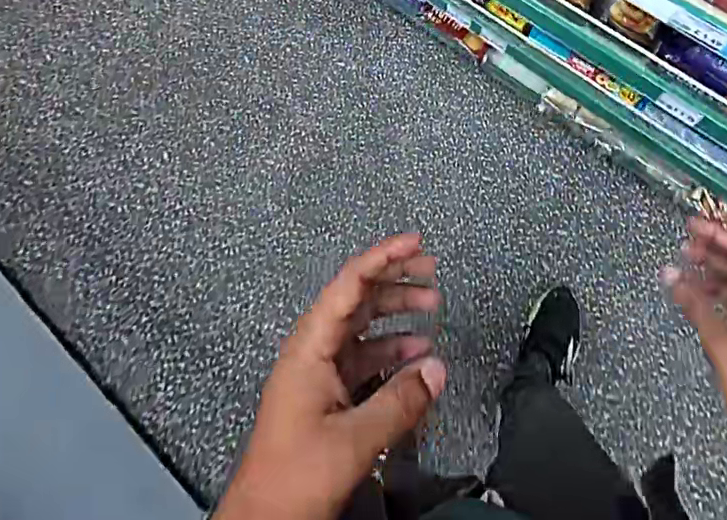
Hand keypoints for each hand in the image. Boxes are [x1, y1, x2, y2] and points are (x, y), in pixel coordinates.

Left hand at [217, 233, 446, 519]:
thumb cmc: (289, 483)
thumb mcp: (351, 441)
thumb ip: (399, 401)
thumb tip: (437, 368)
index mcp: (310, 348)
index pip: (350, 283)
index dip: (384, 256)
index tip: (414, 242)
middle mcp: (314, 351)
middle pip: (359, 296)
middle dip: (397, 277)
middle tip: (430, 266)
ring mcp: (321, 371)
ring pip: (365, 323)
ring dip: (399, 310)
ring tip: (431, 304)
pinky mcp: (329, 392)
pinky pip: (367, 353)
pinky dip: (395, 347)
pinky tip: (418, 354)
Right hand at [665, 218, 726, 519]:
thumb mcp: (721, 344)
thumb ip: (695, 305)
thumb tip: (670, 275)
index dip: (718, 235)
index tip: (693, 224)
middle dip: (713, 252)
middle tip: (686, 241)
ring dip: (713, 274)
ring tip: (687, 266)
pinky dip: (717, 297)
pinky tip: (698, 298)